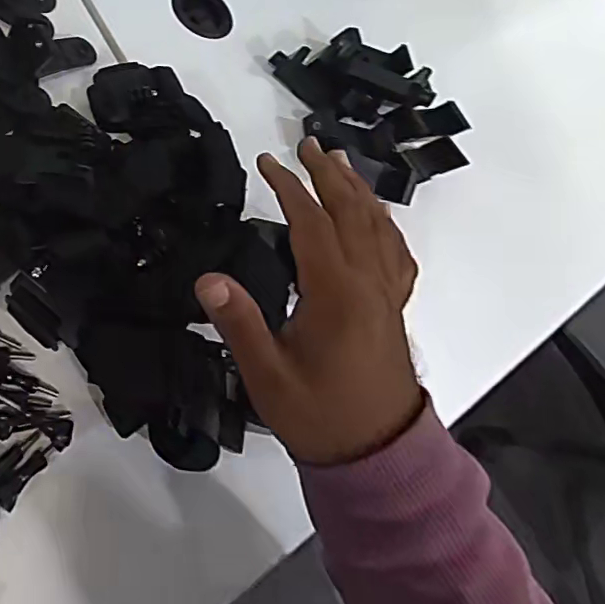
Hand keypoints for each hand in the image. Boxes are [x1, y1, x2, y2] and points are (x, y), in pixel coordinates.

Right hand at [197, 137, 423, 464]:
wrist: (380, 459)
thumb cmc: (320, 416)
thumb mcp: (268, 375)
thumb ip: (240, 324)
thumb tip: (208, 279)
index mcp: (337, 293)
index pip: (312, 223)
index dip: (289, 186)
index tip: (268, 162)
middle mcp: (368, 284)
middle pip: (352, 212)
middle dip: (328, 174)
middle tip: (308, 143)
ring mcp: (387, 294)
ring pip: (378, 227)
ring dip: (359, 190)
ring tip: (341, 163)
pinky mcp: (393, 308)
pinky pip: (396, 253)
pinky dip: (384, 225)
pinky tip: (376, 219)